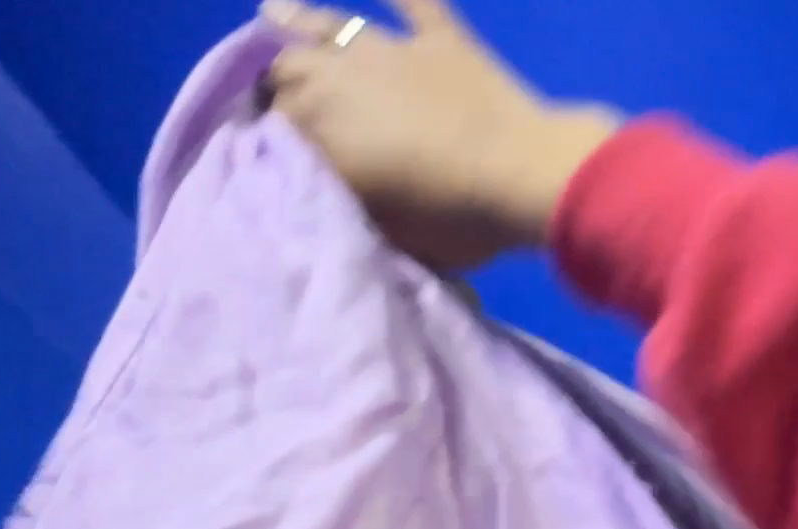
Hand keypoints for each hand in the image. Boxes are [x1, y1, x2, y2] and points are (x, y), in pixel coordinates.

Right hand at [261, 0, 619, 271]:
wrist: (525, 179)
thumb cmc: (458, 222)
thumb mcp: (396, 238)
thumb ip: (360, 213)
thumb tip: (340, 203)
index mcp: (323, 132)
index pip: (276, 126)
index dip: (271, 137)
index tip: (273, 149)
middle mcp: (341, 78)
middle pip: (288, 67)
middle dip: (275, 80)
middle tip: (275, 92)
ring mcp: (393, 51)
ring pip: (332, 25)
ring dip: (301, 20)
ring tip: (275, 13)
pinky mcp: (444, 40)